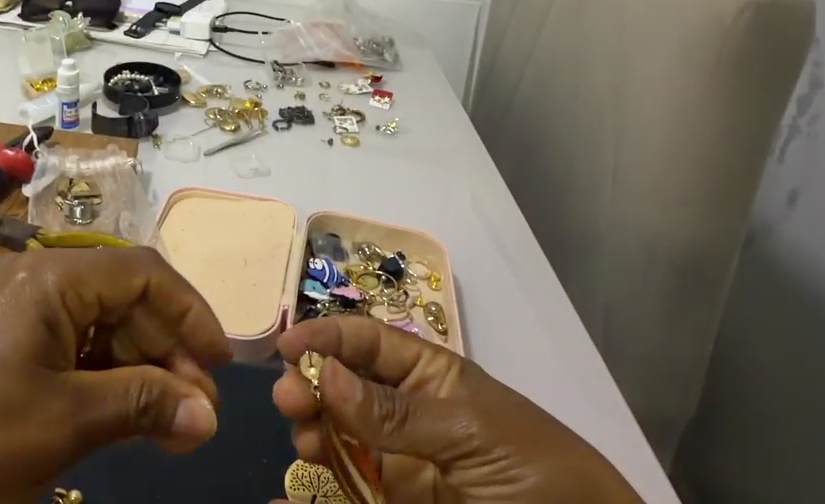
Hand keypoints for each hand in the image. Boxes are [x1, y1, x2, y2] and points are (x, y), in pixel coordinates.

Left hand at [0, 247, 230, 503]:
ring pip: (98, 324)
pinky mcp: (0, 344)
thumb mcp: (66, 422)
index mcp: (49, 278)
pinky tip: (129, 415)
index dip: (189, 312)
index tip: (222, 365)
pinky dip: (104, 377)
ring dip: (139, 368)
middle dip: (167, 348)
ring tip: (173, 422)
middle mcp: (32, 281)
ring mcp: (13, 312)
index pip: (141, 271)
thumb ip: (144, 405)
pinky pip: (69, 346)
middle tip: (199, 409)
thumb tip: (210, 415)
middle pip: (123, 296)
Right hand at [272, 317, 643, 503]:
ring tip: (303, 442)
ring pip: (337, 438)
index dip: (327, 338)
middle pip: (342, 388)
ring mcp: (398, 463)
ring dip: (311, 434)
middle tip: (290, 401)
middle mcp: (405, 413)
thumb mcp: (470, 433)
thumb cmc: (537, 471)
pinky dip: (316, 493)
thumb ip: (396, 412)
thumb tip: (326, 375)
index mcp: (428, 376)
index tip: (287, 347)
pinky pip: (348, 491)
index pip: (367, 343)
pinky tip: (291, 497)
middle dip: (311, 386)